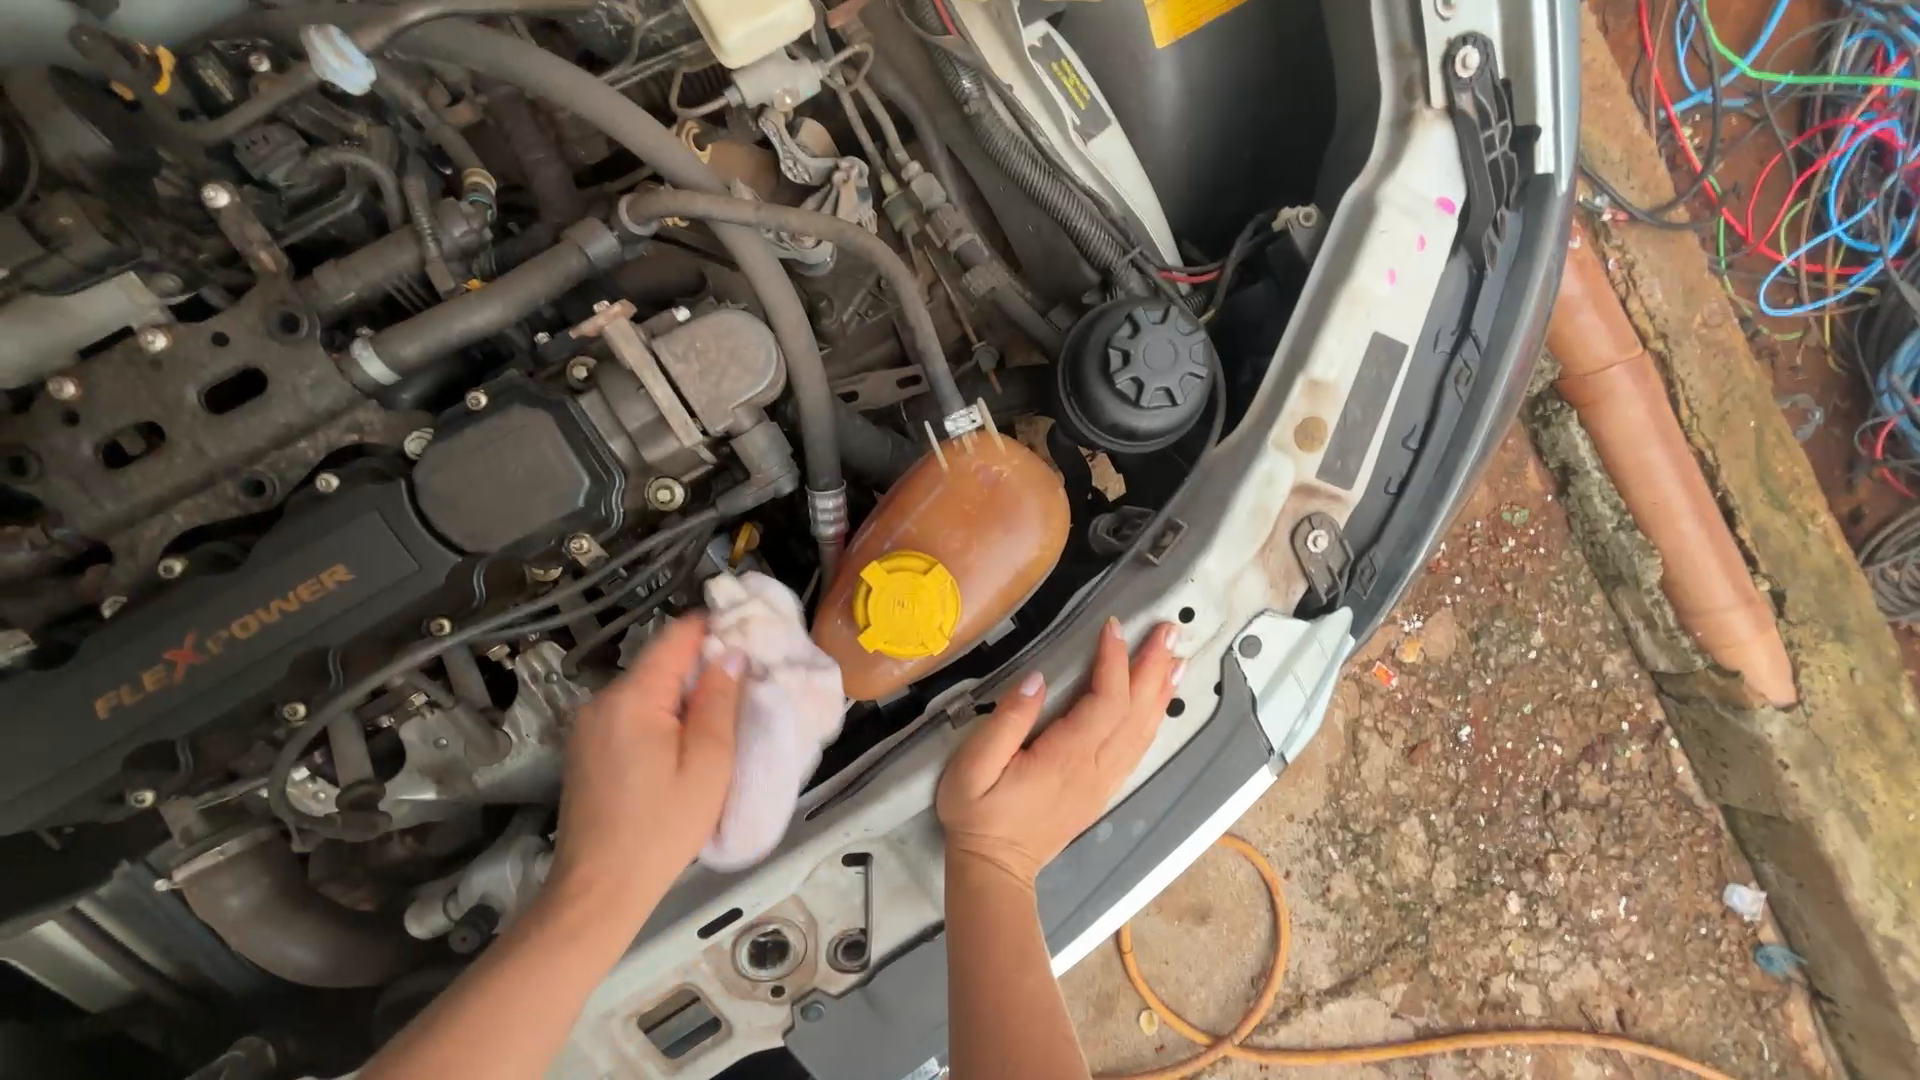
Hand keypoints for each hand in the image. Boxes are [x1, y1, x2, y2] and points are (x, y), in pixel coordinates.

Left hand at [546, 615, 744, 917]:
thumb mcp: (708, 764)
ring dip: (683, 693)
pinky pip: (631, 712)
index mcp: (631, 698)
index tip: (751, 636)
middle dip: (703, 666)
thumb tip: (731, 654)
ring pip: (647, 688)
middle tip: (746, 683)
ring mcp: (588, 725)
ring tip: (720, 716)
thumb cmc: (662, 829)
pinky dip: (661, 714)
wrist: (598, 890)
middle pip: (660, 662)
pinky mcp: (586, 747)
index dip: (716, 628)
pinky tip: (683, 742)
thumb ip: (720, 701)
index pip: (676, 636)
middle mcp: (602, 700)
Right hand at [937, 617, 1182, 886]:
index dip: (1113, 661)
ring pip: (1143, 730)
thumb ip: (1007, 721)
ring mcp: (1104, 781)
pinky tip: (1157, 702)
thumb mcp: (974, 766)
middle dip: (1153, 667)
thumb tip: (1037, 679)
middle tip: (1170, 630)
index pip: (1105, 701)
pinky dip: (1152, 718)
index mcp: (1067, 757)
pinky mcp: (1102, 789)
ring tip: (1177, 657)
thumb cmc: (978, 815)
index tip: (1112, 626)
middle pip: (1136, 711)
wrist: (995, 869)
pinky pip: (1137, 747)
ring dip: (1161, 690)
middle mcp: (1096, 768)